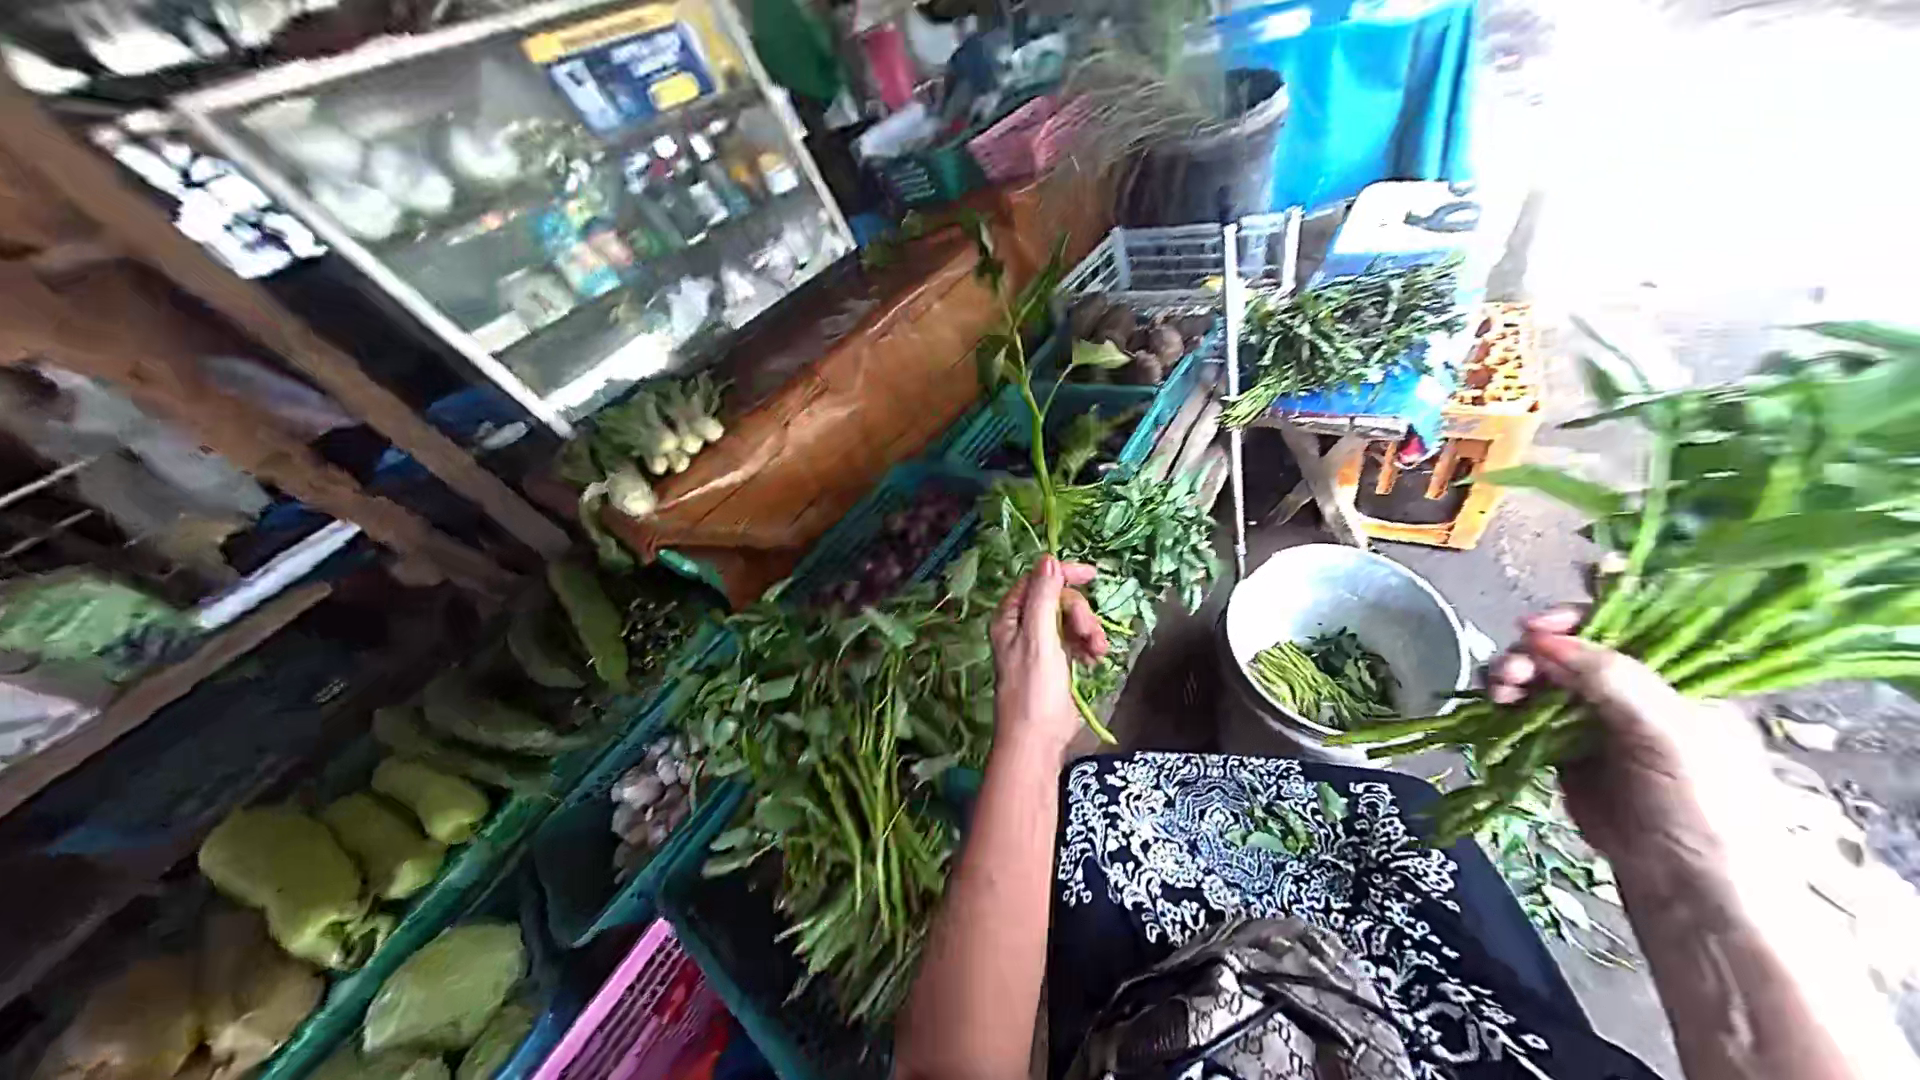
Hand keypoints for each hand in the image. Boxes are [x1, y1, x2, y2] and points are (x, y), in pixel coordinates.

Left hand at [990, 555, 1107, 762]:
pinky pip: (1076, 639)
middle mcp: (1023, 626)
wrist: (1038, 739)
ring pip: (1071, 619)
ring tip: (1096, 653)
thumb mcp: (1039, 638)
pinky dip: (1088, 646)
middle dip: (1080, 613)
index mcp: (1010, 616)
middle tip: (1088, 635)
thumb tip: (1048, 558)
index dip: (1063, 575)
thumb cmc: (1033, 689)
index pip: (1037, 580)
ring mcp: (1041, 643)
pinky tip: (1094, 661)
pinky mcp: (1057, 660)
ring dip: (1088, 631)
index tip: (1092, 576)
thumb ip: (1043, 598)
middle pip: (1059, 599)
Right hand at [1489, 610, 1767, 872]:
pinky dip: (1504, 703)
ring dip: (1512, 676)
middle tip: (1511, 673)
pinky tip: (1495, 706)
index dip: (1575, 621)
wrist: (1683, 883)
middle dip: (1532, 654)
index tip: (1534, 628)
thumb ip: (1613, 680)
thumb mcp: (1670, 734)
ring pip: (1541, 679)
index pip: (1622, 628)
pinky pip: (1524, 710)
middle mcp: (1633, 694)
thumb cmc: (1700, 805)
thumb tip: (1542, 639)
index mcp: (1676, 681)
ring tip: (1499, 691)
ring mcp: (1595, 720)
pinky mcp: (1562, 745)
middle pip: (1569, 652)